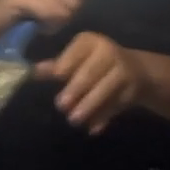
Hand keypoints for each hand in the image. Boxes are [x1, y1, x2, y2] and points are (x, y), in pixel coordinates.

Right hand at [0, 0, 102, 35]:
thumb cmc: (30, 5)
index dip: (74, 1)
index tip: (64, 7)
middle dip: (66, 14)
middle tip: (54, 19)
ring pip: (61, 9)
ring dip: (57, 22)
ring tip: (47, 23)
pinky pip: (48, 14)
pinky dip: (48, 25)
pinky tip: (42, 26)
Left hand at [33, 32, 152, 134]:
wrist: (137, 70)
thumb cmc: (96, 62)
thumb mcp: (79, 58)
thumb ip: (58, 65)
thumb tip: (32, 71)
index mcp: (90, 41)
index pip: (76, 53)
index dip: (66, 64)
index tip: (55, 77)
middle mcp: (108, 52)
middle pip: (90, 73)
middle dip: (75, 90)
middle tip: (61, 106)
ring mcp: (124, 71)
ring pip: (104, 90)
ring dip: (88, 106)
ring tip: (73, 119)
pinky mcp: (133, 90)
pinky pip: (117, 105)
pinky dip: (104, 117)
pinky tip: (93, 129)